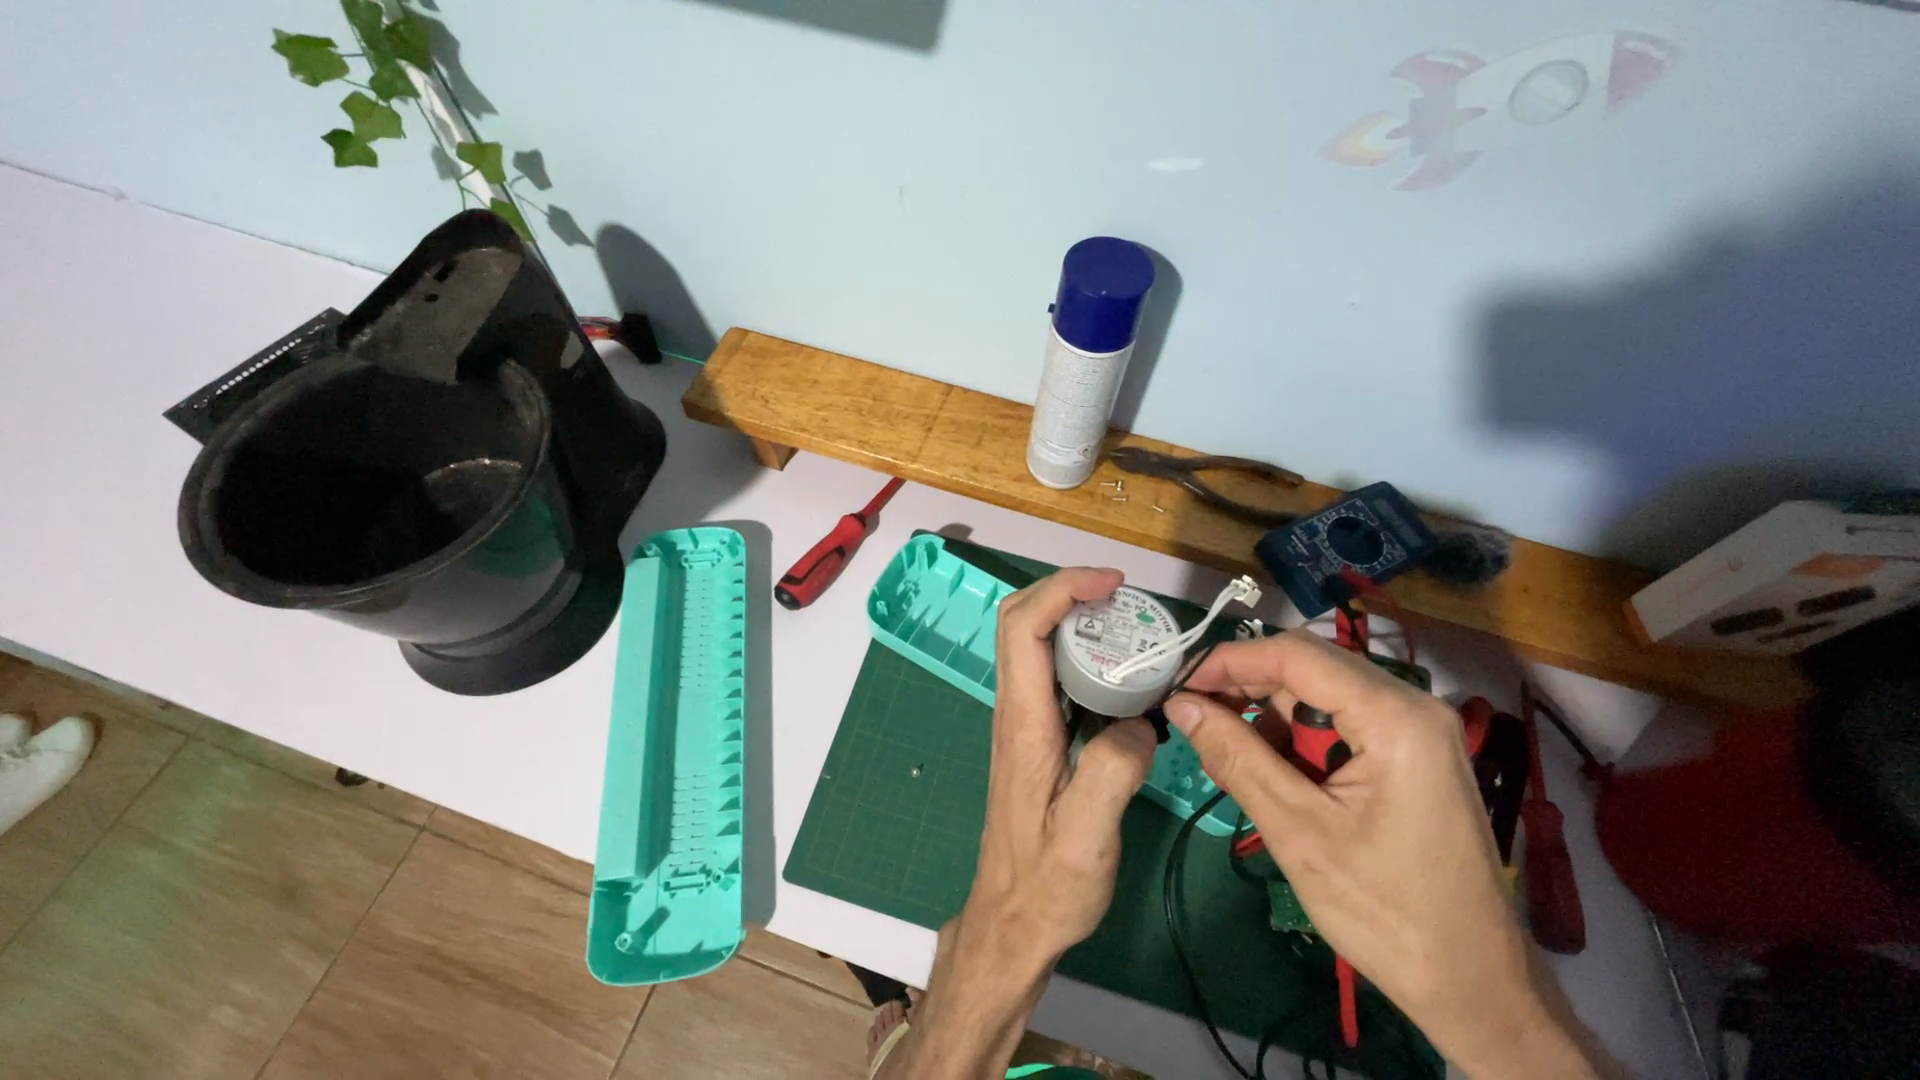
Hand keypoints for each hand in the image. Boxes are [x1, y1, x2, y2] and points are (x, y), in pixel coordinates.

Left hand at [964, 566, 1158, 971]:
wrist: (1014, 919)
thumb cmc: (1047, 884)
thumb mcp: (1086, 838)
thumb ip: (1113, 773)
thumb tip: (1140, 721)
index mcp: (1023, 723)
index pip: (1022, 627)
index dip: (1061, 589)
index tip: (1112, 583)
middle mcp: (1016, 711)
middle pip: (1021, 622)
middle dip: (1067, 591)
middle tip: (1125, 598)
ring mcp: (1024, 723)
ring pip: (1035, 644)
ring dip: (1075, 618)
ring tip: (1131, 626)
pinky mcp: (1038, 737)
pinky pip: (1054, 674)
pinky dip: (1084, 653)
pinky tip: (1125, 674)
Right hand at [1165, 630, 1612, 1079]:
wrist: (1472, 983)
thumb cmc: (1384, 910)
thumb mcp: (1297, 830)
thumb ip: (1235, 756)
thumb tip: (1180, 705)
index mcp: (1395, 717)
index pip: (1296, 655)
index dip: (1230, 661)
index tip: (1178, 685)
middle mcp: (1412, 706)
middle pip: (1310, 668)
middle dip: (1245, 687)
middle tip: (1191, 716)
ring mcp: (1416, 730)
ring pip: (1321, 694)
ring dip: (1268, 716)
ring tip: (1222, 751)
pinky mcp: (1411, 754)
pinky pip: (1340, 722)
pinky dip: (1295, 737)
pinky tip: (1264, 768)